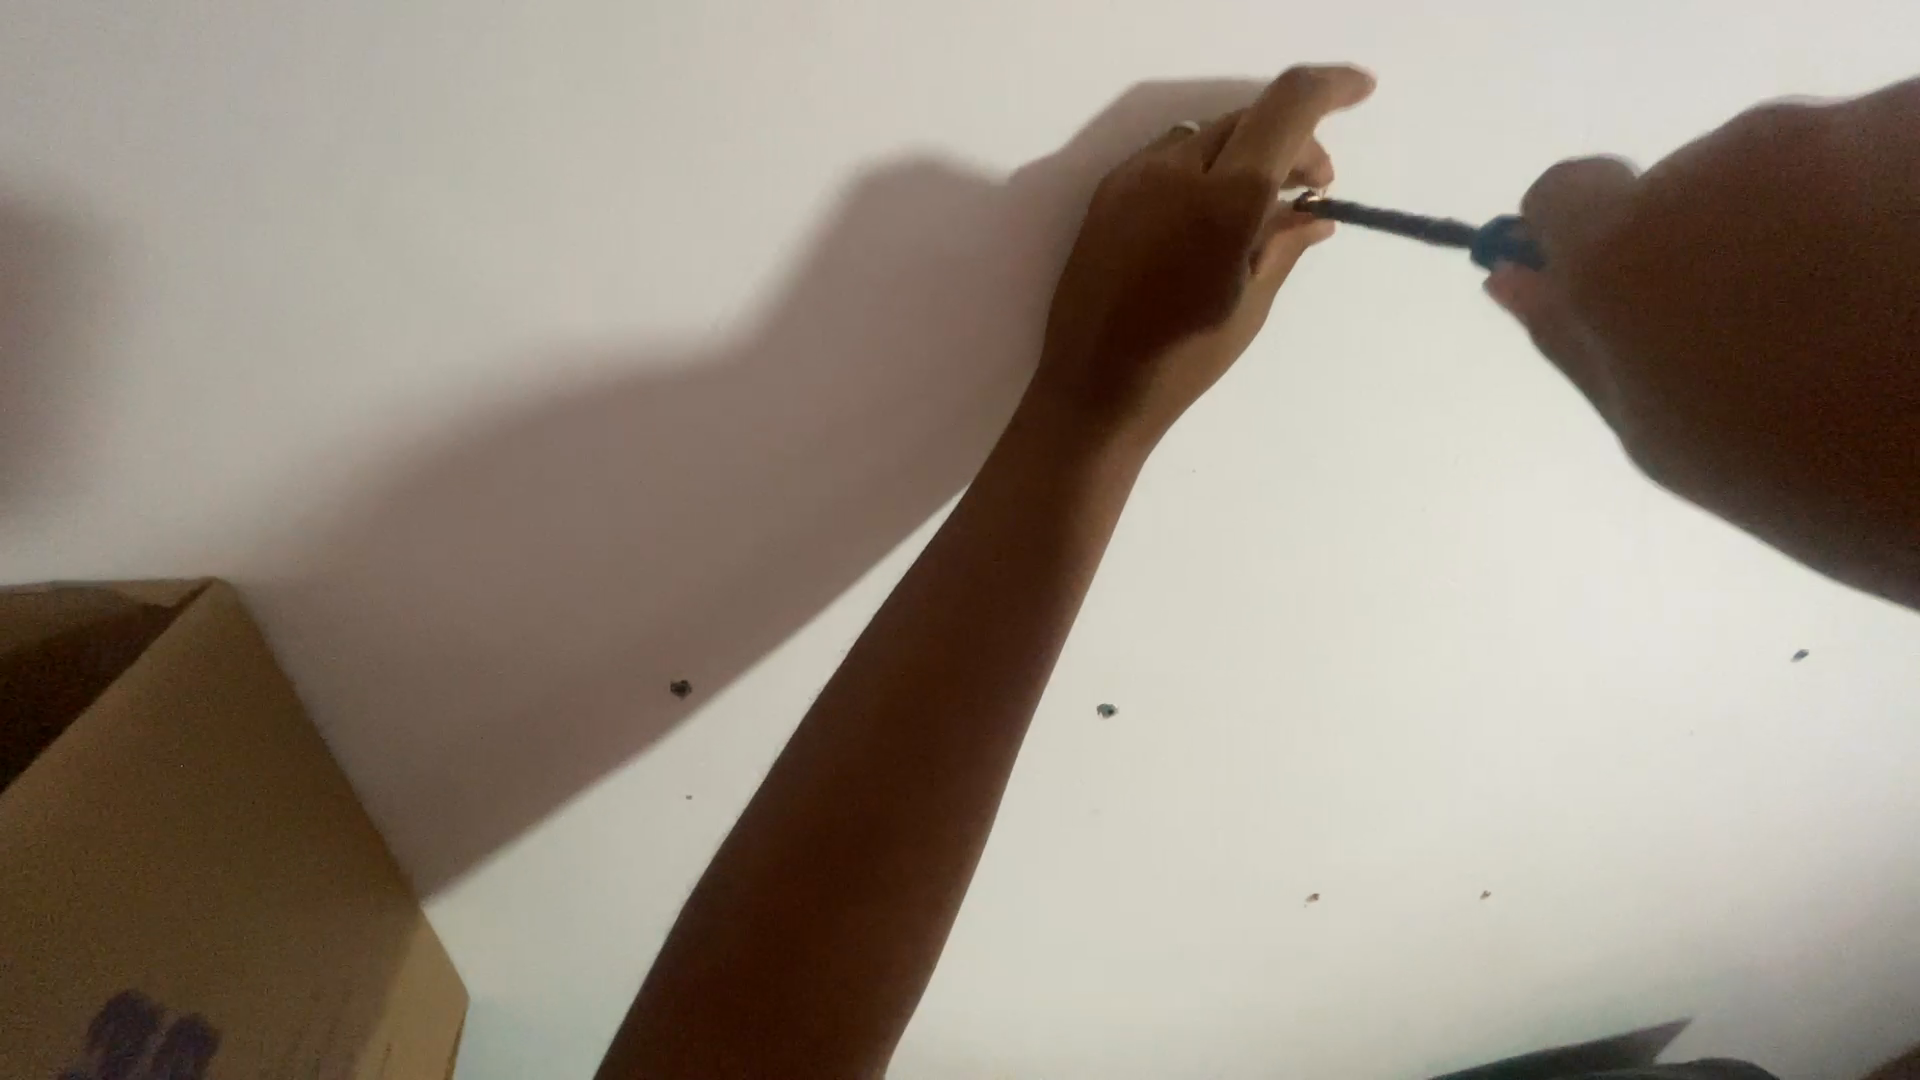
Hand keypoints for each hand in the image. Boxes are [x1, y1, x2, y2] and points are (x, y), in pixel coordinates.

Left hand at [1029, 64, 1374, 446]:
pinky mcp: (1103, 198)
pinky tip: (1205, 213)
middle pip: (1247, 119)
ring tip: (1256, 205)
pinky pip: (1163, 158)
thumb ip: (1282, 246)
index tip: (1360, 96)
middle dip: (1289, 141)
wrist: (1089, 391)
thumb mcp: (1247, 308)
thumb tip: (1314, 214)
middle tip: (1309, 190)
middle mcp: (1172, 174)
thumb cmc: (1178, 366)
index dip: (1332, 89)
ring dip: (1242, 151)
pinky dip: (1198, 167)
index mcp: (1223, 202)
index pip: (1288, 107)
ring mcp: (1130, 182)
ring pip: (1204, 135)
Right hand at [1489, 78, 1919, 605]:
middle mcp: (1725, 165)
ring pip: (1790, 162)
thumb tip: (1510, 277)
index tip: (1610, 278)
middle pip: (1681, 180)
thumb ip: (1572, 337)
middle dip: (1703, 234)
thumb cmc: (1797, 468)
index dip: (1574, 231)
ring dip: (1801, 214)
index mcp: (1624, 251)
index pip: (1561, 190)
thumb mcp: (1650, 425)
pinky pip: (1886, 146)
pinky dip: (1891, 196)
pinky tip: (1912, 266)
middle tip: (1758, 320)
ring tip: (1861, 299)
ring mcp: (1856, 129)